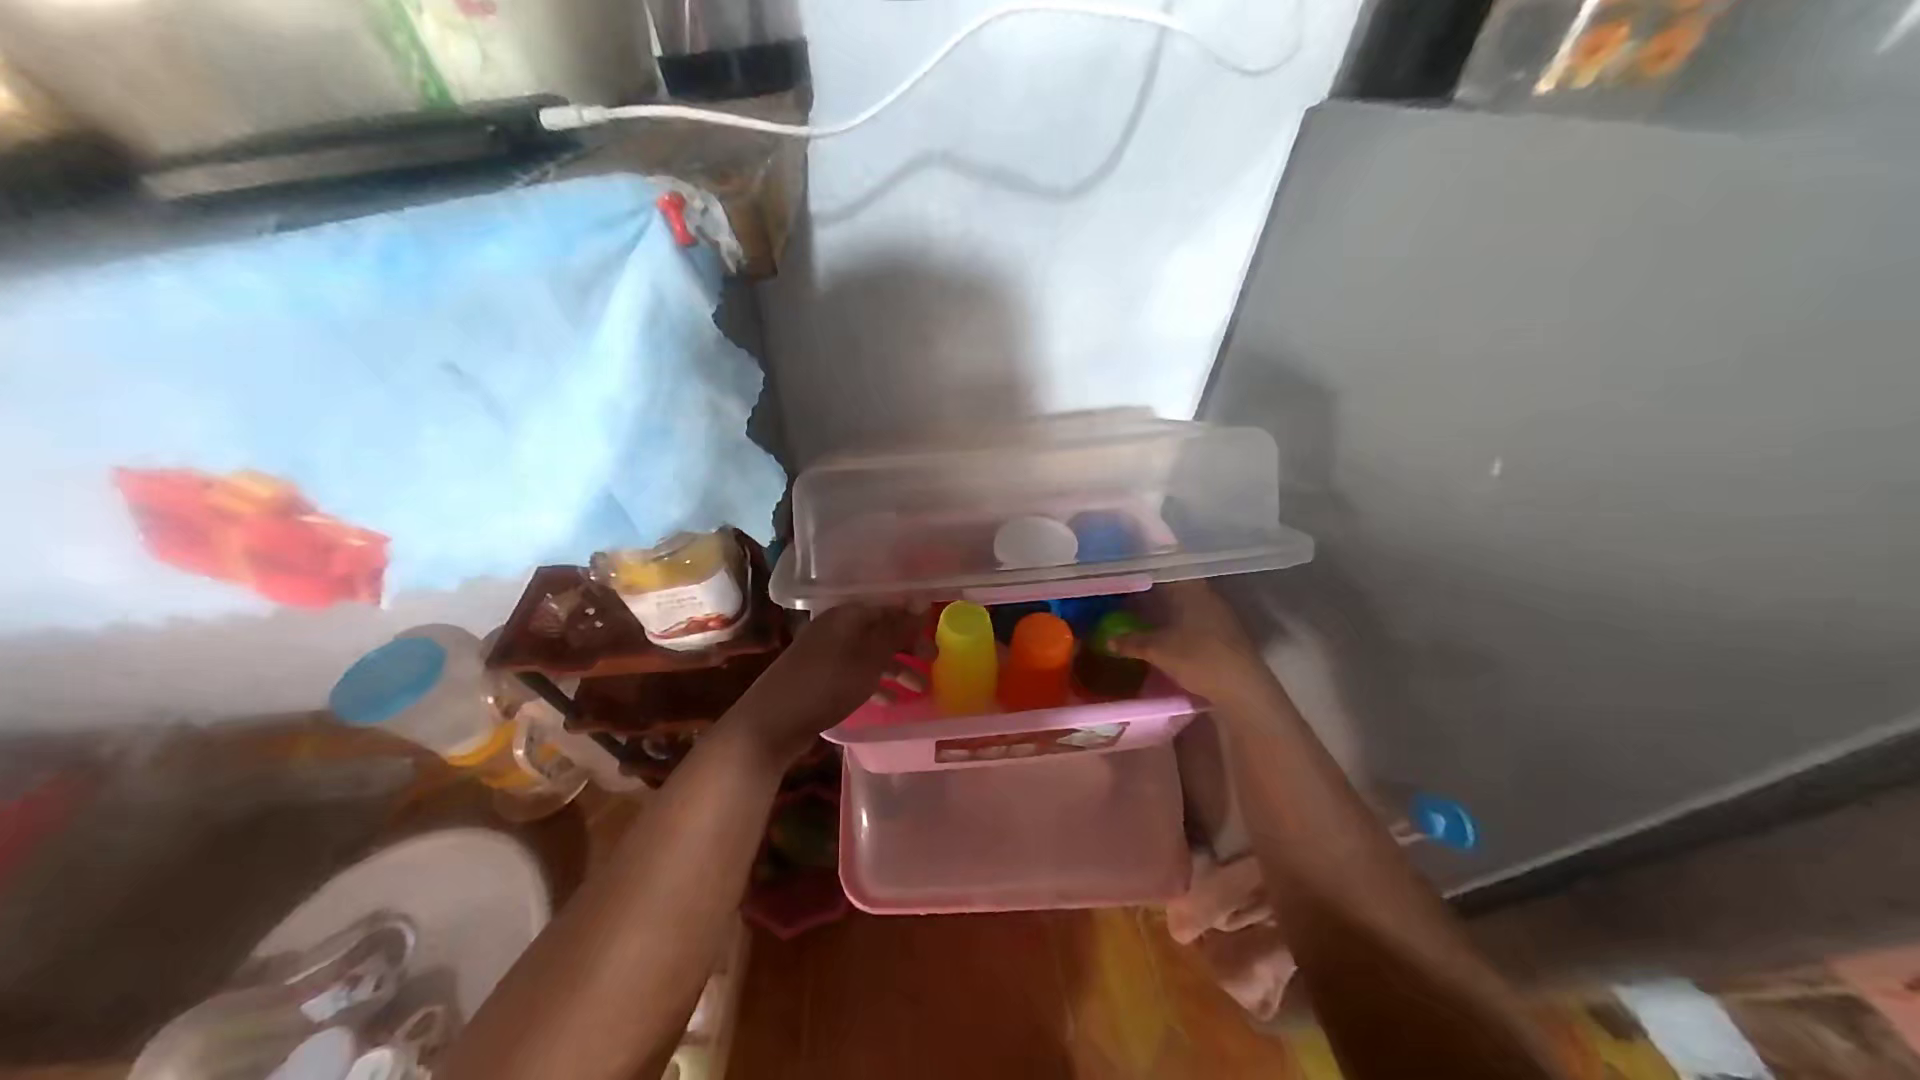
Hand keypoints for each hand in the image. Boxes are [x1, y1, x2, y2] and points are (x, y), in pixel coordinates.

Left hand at [723, 604, 919, 765]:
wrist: (773, 723)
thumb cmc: (827, 684)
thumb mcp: (869, 657)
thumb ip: (896, 629)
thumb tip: (921, 601)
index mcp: (847, 615)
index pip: (889, 607)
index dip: (914, 620)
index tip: (937, 637)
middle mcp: (837, 628)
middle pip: (881, 630)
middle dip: (909, 646)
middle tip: (934, 662)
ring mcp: (827, 653)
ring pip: (871, 654)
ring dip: (897, 669)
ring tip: (922, 689)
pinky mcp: (821, 678)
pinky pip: (857, 674)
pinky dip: (876, 683)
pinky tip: (893, 701)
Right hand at [1108, 581, 1270, 702]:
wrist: (1242, 689)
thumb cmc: (1198, 658)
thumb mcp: (1157, 651)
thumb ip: (1131, 642)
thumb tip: (1108, 640)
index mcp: (1192, 589)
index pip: (1165, 570)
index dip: (1144, 572)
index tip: (1125, 575)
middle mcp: (1208, 595)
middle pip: (1175, 586)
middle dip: (1152, 591)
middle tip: (1127, 596)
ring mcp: (1220, 614)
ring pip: (1186, 603)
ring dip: (1166, 608)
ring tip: (1141, 615)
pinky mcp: (1225, 633)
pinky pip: (1194, 618)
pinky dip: (1177, 622)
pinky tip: (1164, 633)